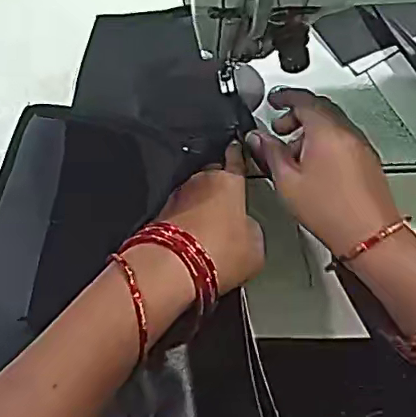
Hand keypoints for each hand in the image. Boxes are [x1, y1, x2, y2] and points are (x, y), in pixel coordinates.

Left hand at [154, 144, 264, 293]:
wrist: (173, 267)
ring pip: (193, 196)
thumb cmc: (218, 252)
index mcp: (227, 180)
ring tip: (210, 231)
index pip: (235, 159)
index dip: (238, 155)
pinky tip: (193, 240)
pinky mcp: (159, 214)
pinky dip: (185, 222)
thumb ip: (253, 227)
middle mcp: (199, 181)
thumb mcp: (256, 245)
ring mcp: (176, 196)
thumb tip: (246, 229)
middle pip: (213, 178)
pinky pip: (178, 213)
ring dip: (200, 207)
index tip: (237, 149)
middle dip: (219, 189)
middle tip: (229, 210)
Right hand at [246, 88, 401, 256]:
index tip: (274, 100)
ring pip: (331, 124)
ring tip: (292, 152)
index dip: (284, 96)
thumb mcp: (286, 180)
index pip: (303, 99)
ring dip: (310, 129)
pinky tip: (312, 164)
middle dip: (296, 114)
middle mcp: (347, 134)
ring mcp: (360, 146)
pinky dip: (325, 141)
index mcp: (326, 132)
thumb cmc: (333, 212)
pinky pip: (342, 139)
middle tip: (278, 127)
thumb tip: (258, 139)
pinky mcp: (367, 160)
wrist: (369, 236)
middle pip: (319, 108)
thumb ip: (269, 153)